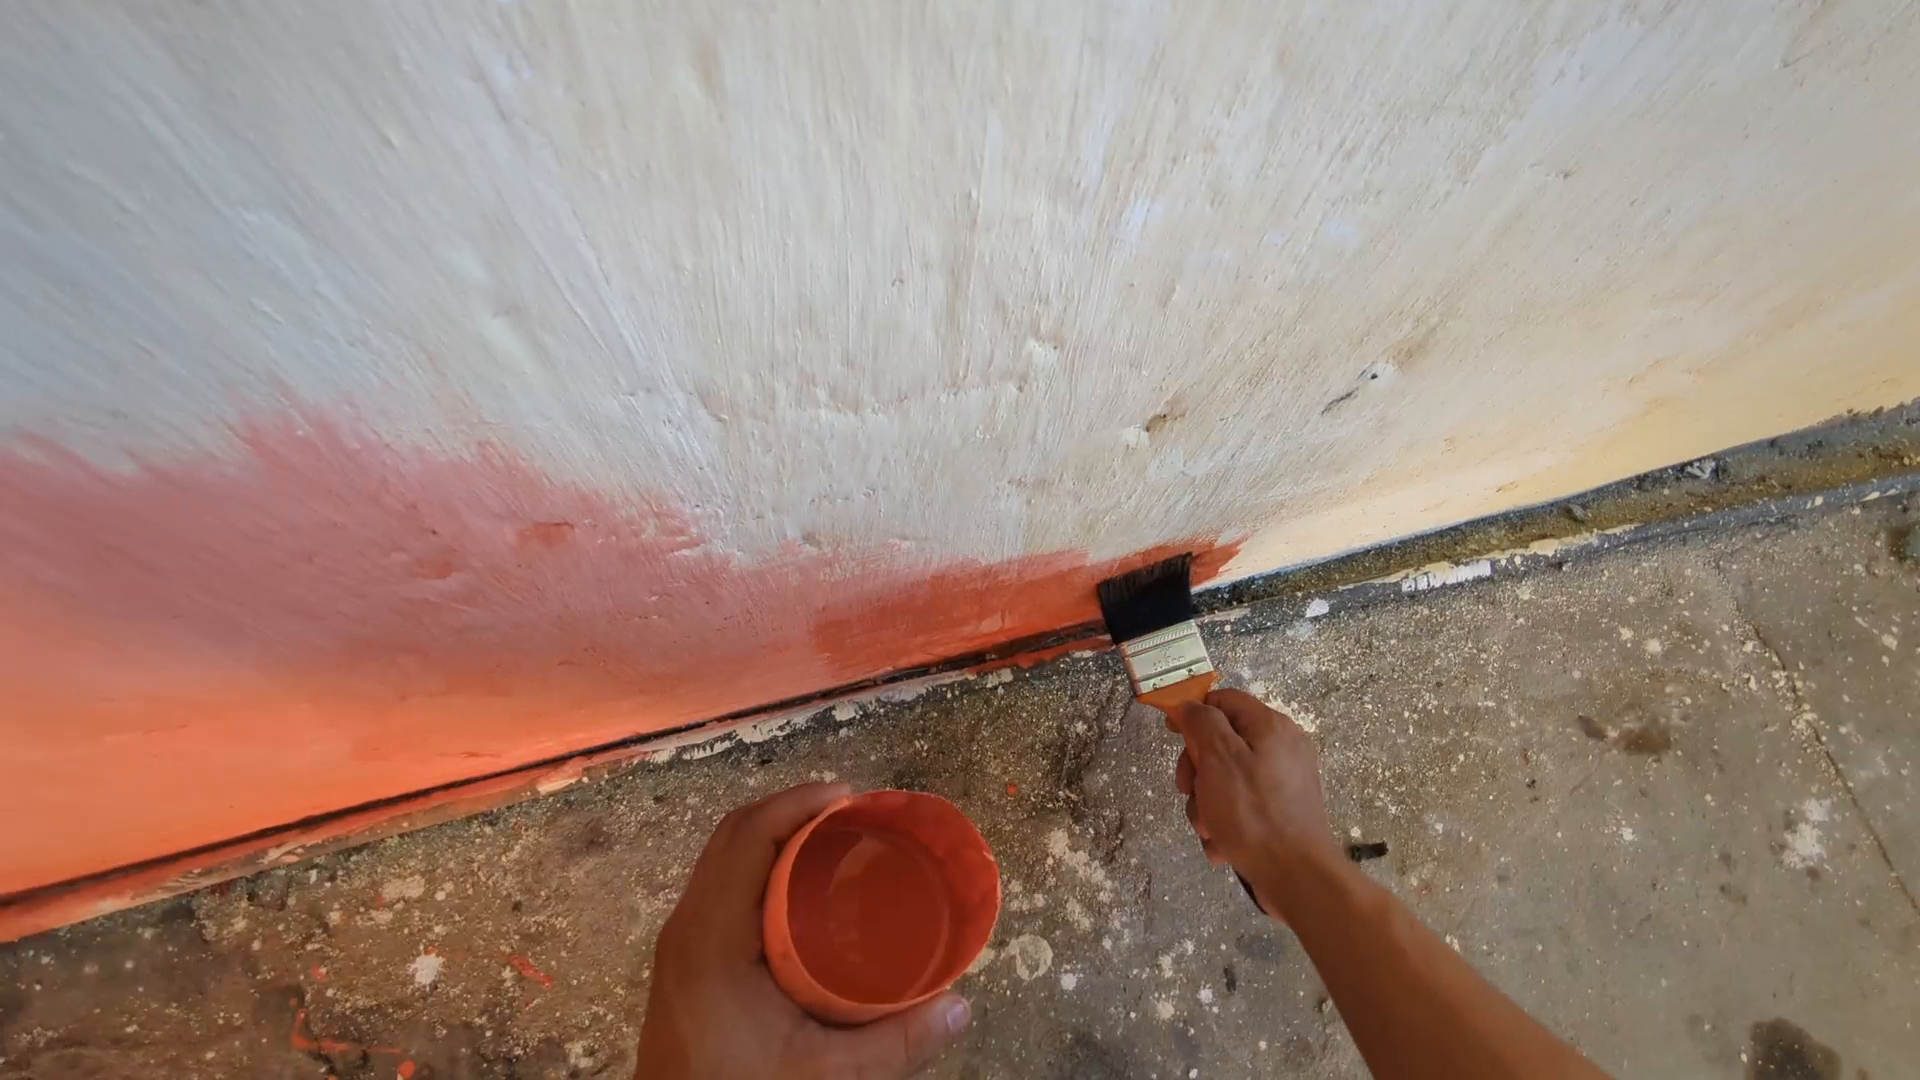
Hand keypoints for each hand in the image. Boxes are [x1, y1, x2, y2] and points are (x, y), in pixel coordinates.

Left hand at [634, 782, 971, 1078]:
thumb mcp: (822, 1077)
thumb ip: (894, 1045)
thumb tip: (961, 1006)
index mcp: (711, 937)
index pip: (748, 835)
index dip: (797, 802)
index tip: (848, 797)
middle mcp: (687, 924)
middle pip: (733, 831)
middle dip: (790, 807)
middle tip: (848, 812)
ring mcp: (679, 938)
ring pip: (722, 851)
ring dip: (772, 829)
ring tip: (827, 835)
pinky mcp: (683, 953)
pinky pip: (719, 876)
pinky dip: (756, 856)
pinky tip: (794, 878)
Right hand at [1171, 689, 1342, 915]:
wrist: (1298, 879)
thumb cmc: (1253, 813)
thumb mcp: (1218, 758)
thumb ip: (1201, 722)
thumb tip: (1190, 705)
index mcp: (1270, 726)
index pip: (1223, 700)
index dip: (1194, 712)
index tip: (1172, 734)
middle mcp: (1282, 748)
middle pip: (1221, 741)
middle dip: (1197, 769)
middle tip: (1186, 791)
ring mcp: (1284, 781)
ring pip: (1226, 777)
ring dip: (1206, 802)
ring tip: (1208, 829)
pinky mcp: (1282, 811)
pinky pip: (1242, 803)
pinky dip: (1226, 821)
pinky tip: (1222, 843)